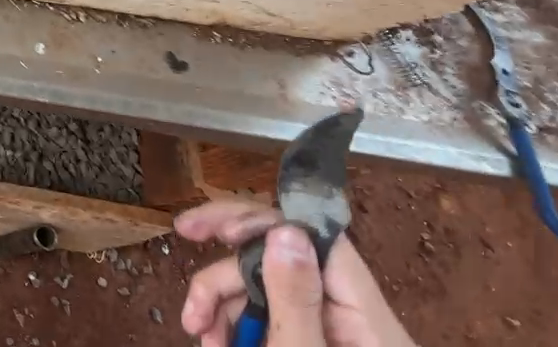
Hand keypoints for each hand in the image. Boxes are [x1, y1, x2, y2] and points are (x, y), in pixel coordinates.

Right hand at [178, 200, 416, 346]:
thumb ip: (295, 299)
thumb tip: (285, 229)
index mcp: (370, 322)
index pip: (317, 239)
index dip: (259, 223)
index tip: (205, 230)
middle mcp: (355, 321)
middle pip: (281, 263)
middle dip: (224, 279)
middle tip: (187, 291)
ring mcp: (334, 339)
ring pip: (266, 293)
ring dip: (222, 307)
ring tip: (200, 338)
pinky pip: (270, 321)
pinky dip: (236, 329)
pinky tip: (216, 344)